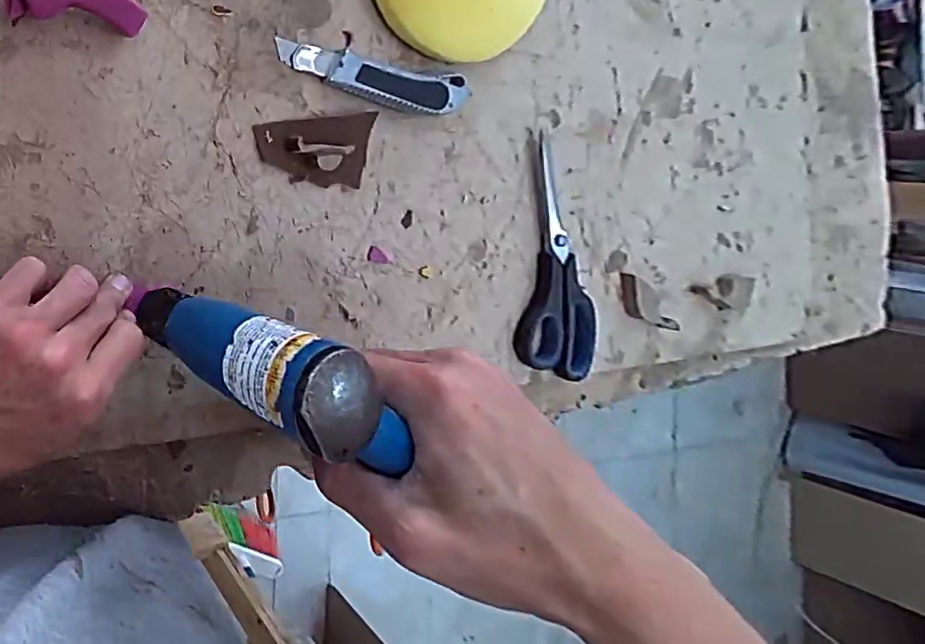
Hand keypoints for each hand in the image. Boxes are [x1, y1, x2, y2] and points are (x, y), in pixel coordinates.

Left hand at [0, 258, 143, 489]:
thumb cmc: (18, 433)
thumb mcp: (76, 421)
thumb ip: (104, 373)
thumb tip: (124, 319)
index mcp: (85, 392)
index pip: (129, 333)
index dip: (124, 322)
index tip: (118, 318)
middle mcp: (59, 359)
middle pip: (105, 303)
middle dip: (107, 297)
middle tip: (103, 294)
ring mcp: (26, 332)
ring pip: (79, 280)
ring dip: (77, 286)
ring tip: (65, 297)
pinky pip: (34, 268)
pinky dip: (37, 277)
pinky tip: (33, 294)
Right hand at [312, 350, 706, 639]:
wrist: (603, 563)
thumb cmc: (507, 547)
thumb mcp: (408, 532)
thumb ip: (346, 486)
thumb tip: (320, 457)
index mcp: (432, 384)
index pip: (350, 367)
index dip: (331, 404)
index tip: (338, 448)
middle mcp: (457, 362)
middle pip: (380, 375)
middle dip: (369, 422)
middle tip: (385, 477)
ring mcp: (485, 372)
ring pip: (410, 385)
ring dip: (400, 426)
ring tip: (420, 482)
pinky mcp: (503, 389)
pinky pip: (442, 392)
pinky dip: (430, 423)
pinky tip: (451, 471)